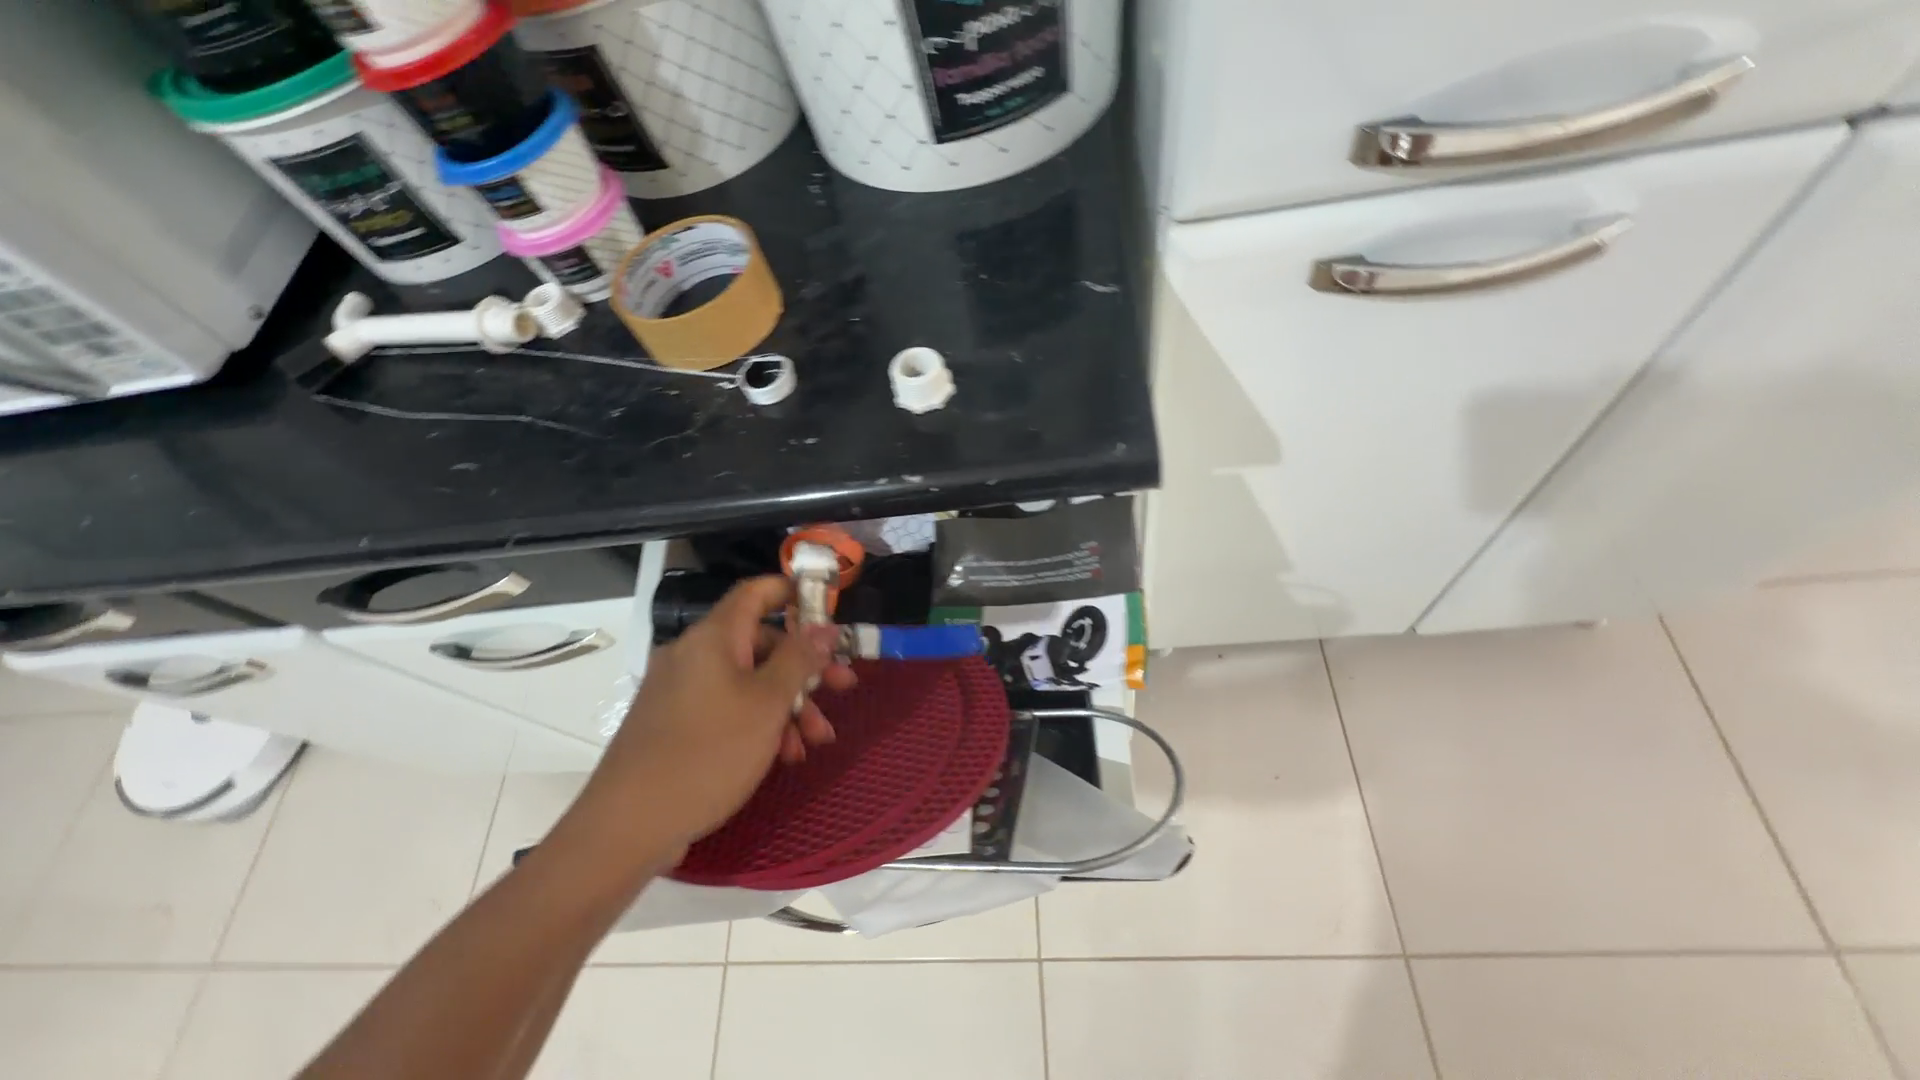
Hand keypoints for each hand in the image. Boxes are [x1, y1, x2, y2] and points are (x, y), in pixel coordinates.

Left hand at [569, 576, 856, 858]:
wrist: (630, 822)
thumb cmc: (709, 753)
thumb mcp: (767, 704)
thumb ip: (799, 660)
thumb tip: (824, 626)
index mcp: (713, 638)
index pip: (756, 593)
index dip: (793, 592)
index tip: (830, 611)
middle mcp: (693, 655)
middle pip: (760, 643)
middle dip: (804, 667)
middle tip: (843, 688)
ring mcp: (680, 691)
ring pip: (747, 682)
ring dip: (787, 705)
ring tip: (814, 742)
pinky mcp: (675, 724)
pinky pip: (727, 708)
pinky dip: (758, 723)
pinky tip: (782, 756)